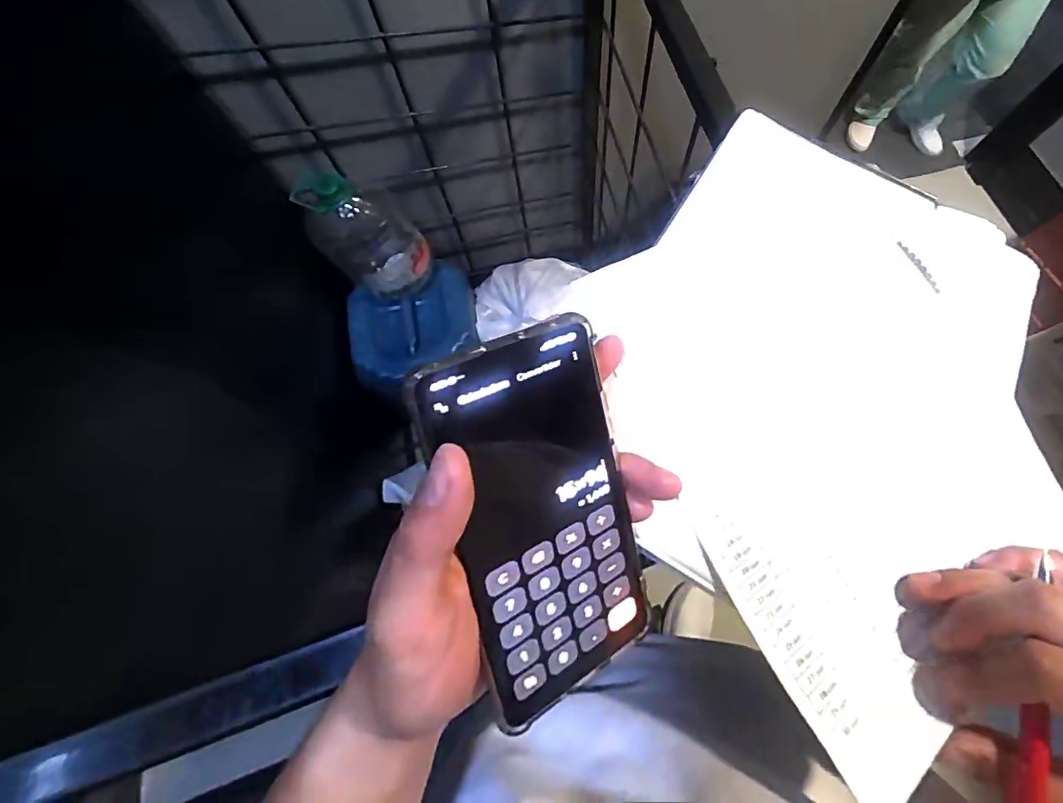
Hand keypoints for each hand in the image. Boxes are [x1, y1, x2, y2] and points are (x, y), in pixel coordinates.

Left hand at [338, 335, 680, 741]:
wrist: (413, 708)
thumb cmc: (402, 644)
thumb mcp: (403, 591)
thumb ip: (425, 534)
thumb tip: (453, 458)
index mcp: (474, 491)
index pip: (517, 426)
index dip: (561, 388)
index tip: (604, 354)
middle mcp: (508, 501)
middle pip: (569, 459)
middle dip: (618, 453)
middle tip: (658, 472)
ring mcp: (532, 534)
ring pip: (588, 495)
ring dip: (628, 489)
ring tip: (660, 498)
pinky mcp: (550, 569)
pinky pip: (592, 538)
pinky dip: (619, 529)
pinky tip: (637, 531)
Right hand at [897, 547, 1062, 802]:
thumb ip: (1018, 776)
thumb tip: (944, 734)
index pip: (1044, 668)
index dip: (978, 674)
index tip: (932, 689)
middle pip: (1040, 606)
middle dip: (968, 615)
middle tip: (919, 637)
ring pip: (1043, 577)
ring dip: (974, 581)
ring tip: (920, 590)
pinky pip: (1059, 568)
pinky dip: (1009, 562)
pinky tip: (973, 572)